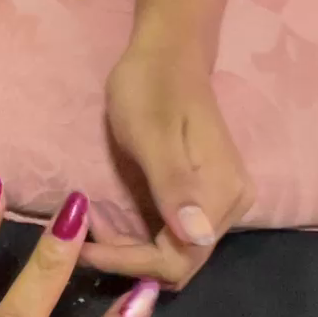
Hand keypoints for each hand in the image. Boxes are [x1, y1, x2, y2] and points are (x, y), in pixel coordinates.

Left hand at [89, 42, 253, 288]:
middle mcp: (230, 208)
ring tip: (96, 217)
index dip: (133, 262)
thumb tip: (198, 238)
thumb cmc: (152, 86)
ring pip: (171, 254)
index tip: (87, 249)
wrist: (166, 54)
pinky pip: (169, 238)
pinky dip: (136, 236)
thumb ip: (175, 185)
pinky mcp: (200, 202)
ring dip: (129, 247)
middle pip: (178, 262)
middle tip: (89, 225)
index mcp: (224, 194)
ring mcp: (216, 206)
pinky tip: (111, 216)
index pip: (182, 258)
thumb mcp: (152, 134)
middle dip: (129, 256)